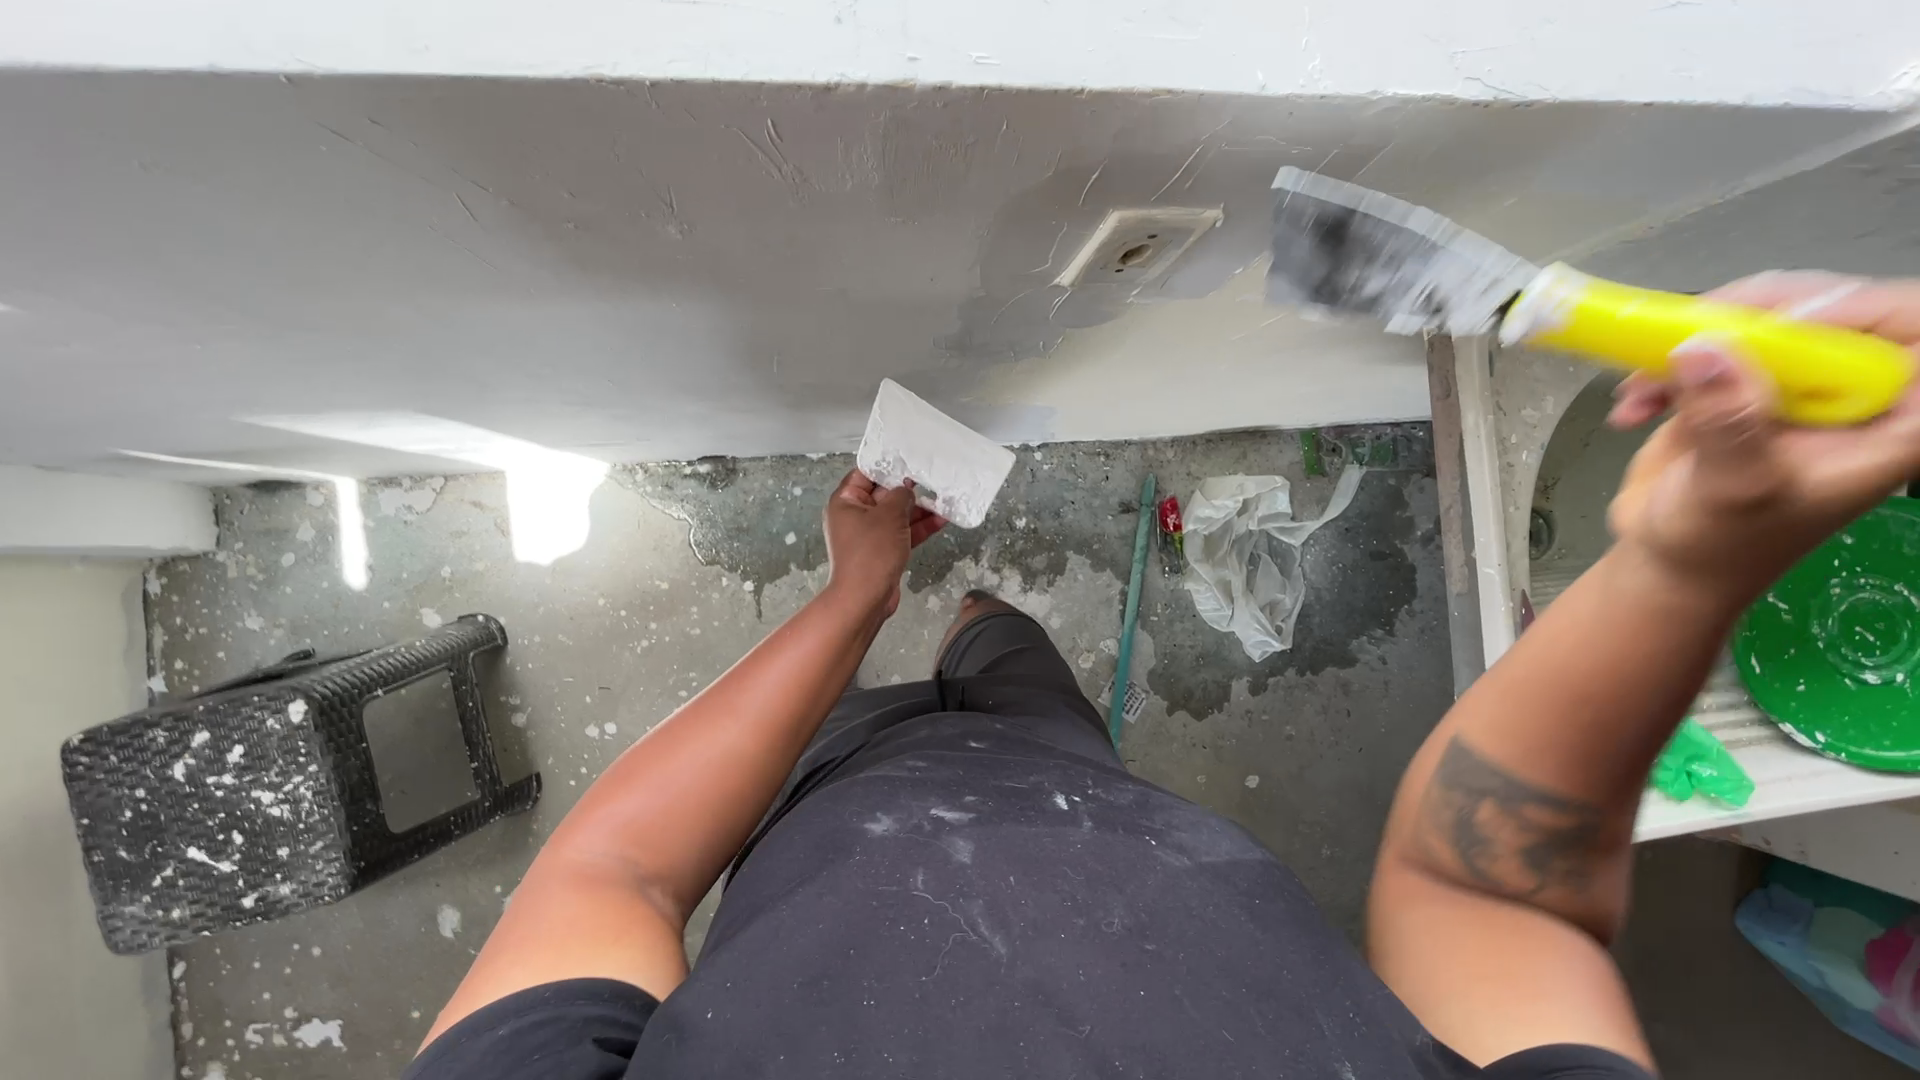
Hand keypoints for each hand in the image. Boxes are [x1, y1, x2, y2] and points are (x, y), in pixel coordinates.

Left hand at [822, 469, 946, 615]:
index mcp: (846, 501)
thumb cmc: (872, 551)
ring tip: (944, 498)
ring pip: (897, 515)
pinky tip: (942, 520)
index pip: (865, 474)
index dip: (886, 465)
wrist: (865, 598)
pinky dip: (919, 527)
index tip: (909, 459)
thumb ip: (901, 495)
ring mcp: (869, 535)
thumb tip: (906, 490)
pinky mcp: (883, 551)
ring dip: (919, 509)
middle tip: (933, 477)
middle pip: (884, 494)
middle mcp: (855, 516)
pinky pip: (902, 533)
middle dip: (909, 489)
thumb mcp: (889, 515)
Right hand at [1605, 272, 1919, 605]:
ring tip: (1639, 388)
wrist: (1668, 562)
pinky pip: (1700, 350)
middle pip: (1822, 311)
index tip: (1779, 327)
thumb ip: (1729, 420)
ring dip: (1683, 347)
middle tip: (1688, 332)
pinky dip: (1656, 371)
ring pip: (1751, 323)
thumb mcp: (1735, 486)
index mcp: (1892, 414)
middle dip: (1747, 319)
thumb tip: (1703, 347)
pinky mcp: (1730, 388)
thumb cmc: (1722, 543)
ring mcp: (1785, 387)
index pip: (1909, 329)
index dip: (1854, 311)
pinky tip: (1631, 408)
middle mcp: (1845, 391)